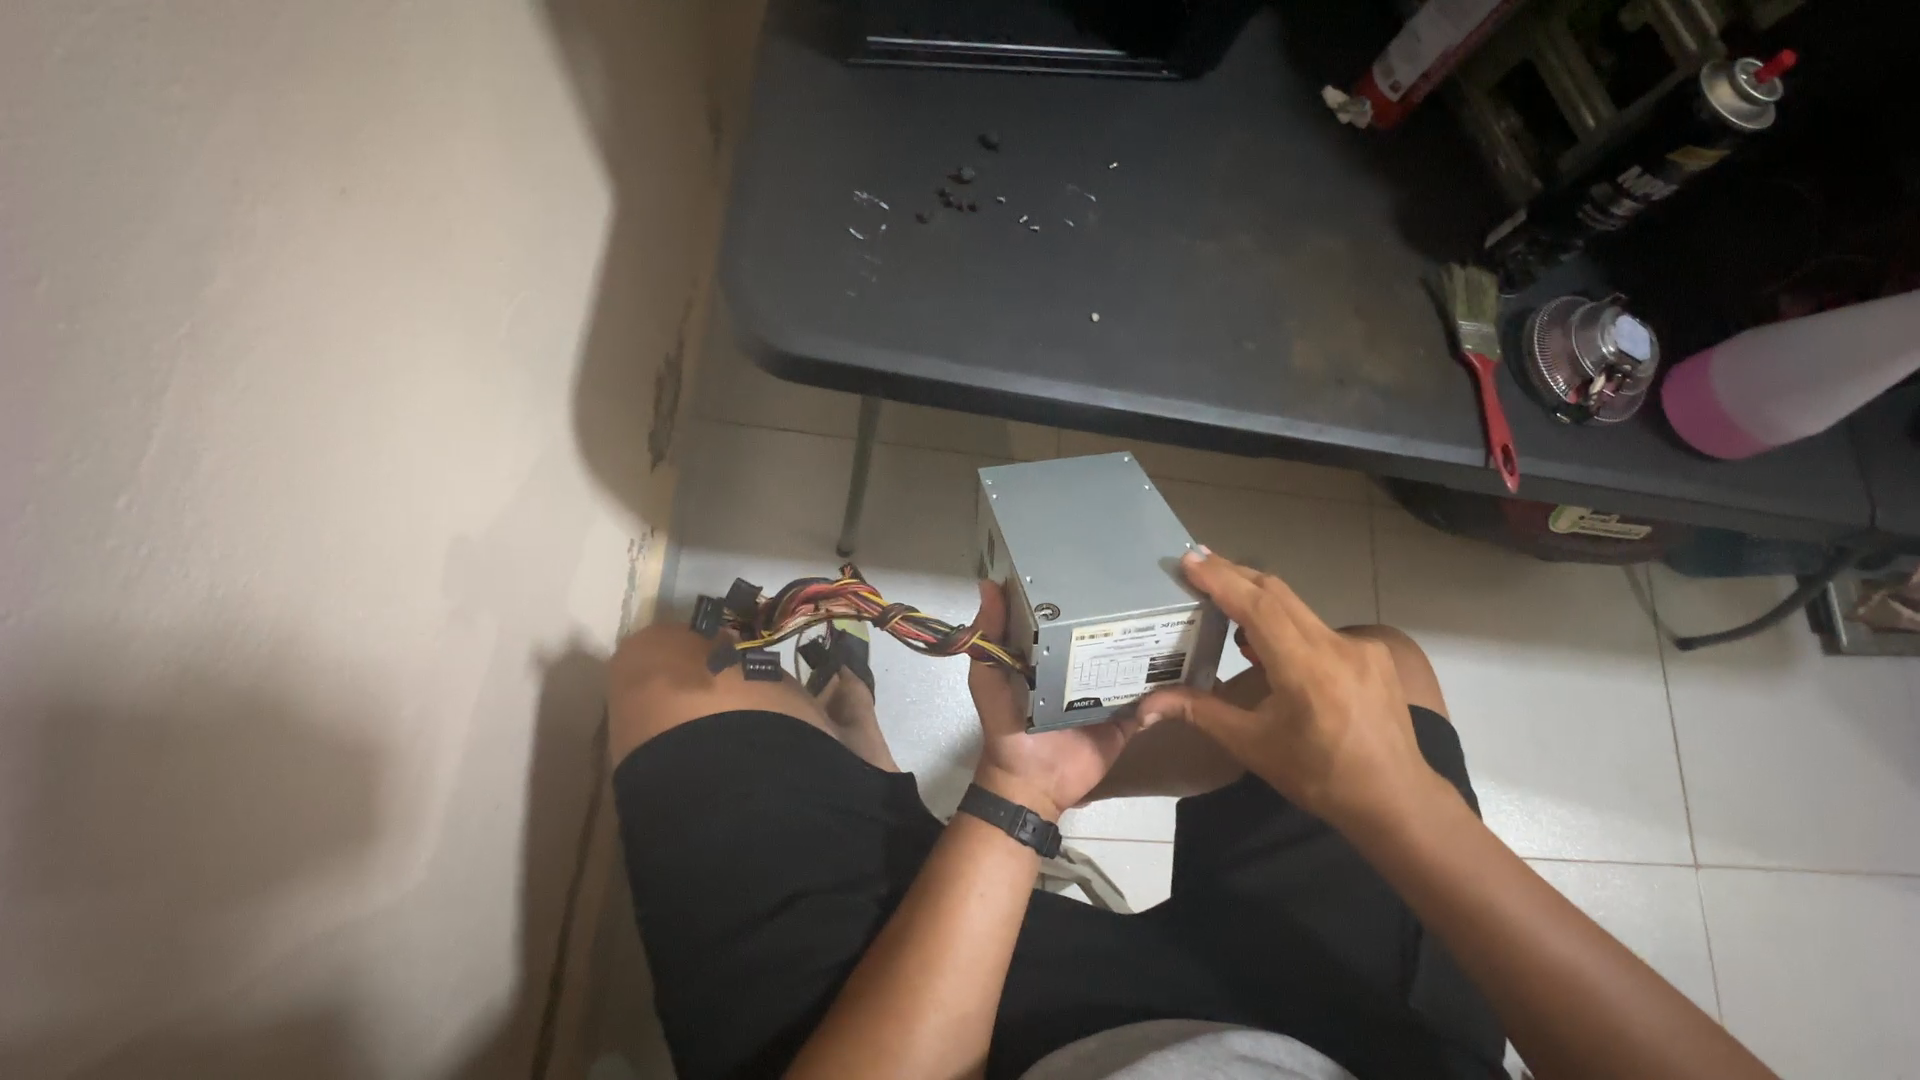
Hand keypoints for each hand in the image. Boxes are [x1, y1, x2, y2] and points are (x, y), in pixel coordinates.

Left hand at [966, 580, 1159, 822]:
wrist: (1031, 784)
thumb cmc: (1005, 726)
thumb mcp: (987, 677)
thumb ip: (987, 636)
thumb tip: (988, 584)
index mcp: (1048, 654)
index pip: (1066, 617)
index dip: (1077, 592)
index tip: (1097, 562)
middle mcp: (1080, 668)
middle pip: (1104, 636)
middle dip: (1120, 614)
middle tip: (1147, 584)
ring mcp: (1107, 693)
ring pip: (1132, 662)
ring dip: (1148, 643)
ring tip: (1174, 611)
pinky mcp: (1127, 718)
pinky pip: (1151, 698)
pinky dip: (1166, 683)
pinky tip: (1186, 659)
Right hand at [1140, 549, 1441, 831]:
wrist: (1396, 800)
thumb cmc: (1318, 776)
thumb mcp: (1252, 745)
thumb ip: (1199, 712)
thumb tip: (1145, 707)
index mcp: (1306, 668)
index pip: (1258, 606)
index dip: (1221, 579)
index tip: (1189, 560)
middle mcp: (1337, 645)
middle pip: (1277, 593)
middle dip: (1234, 574)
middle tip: (1196, 561)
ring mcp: (1361, 646)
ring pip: (1298, 608)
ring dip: (1258, 598)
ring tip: (1223, 598)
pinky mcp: (1372, 654)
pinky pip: (1318, 628)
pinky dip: (1286, 624)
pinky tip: (1266, 643)